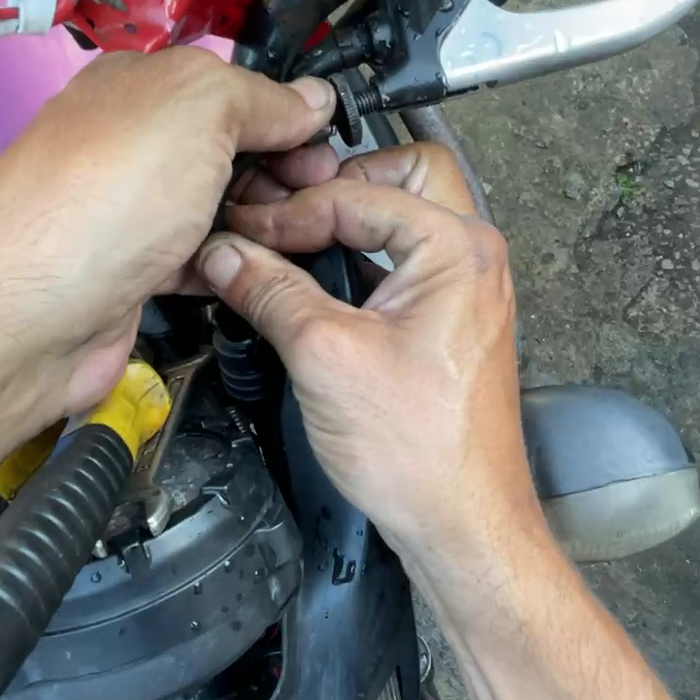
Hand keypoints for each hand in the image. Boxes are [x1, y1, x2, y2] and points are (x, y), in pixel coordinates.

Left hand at [0, 48, 332, 417]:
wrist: (33, 315)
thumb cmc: (110, 198)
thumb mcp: (197, 112)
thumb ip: (259, 98)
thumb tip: (312, 98)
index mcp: (139, 87)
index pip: (230, 88)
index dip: (283, 114)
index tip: (326, 147)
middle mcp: (132, 146)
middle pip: (227, 150)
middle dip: (279, 171)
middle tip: (319, 200)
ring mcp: (132, 214)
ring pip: (217, 208)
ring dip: (262, 221)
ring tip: (299, 238)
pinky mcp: (136, 273)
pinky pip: (200, 259)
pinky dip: (232, 263)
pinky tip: (262, 270)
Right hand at [197, 142, 546, 598]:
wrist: (460, 520)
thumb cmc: (421, 451)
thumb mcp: (325, 355)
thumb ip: (271, 292)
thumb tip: (228, 255)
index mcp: (457, 249)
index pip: (356, 195)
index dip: (290, 212)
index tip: (244, 235)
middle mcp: (472, 260)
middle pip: (402, 179)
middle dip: (339, 185)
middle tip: (288, 211)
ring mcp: (463, 293)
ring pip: (403, 221)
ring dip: (349, 223)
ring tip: (294, 245)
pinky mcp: (446, 325)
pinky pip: (402, 267)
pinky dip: (360, 263)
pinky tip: (317, 289)